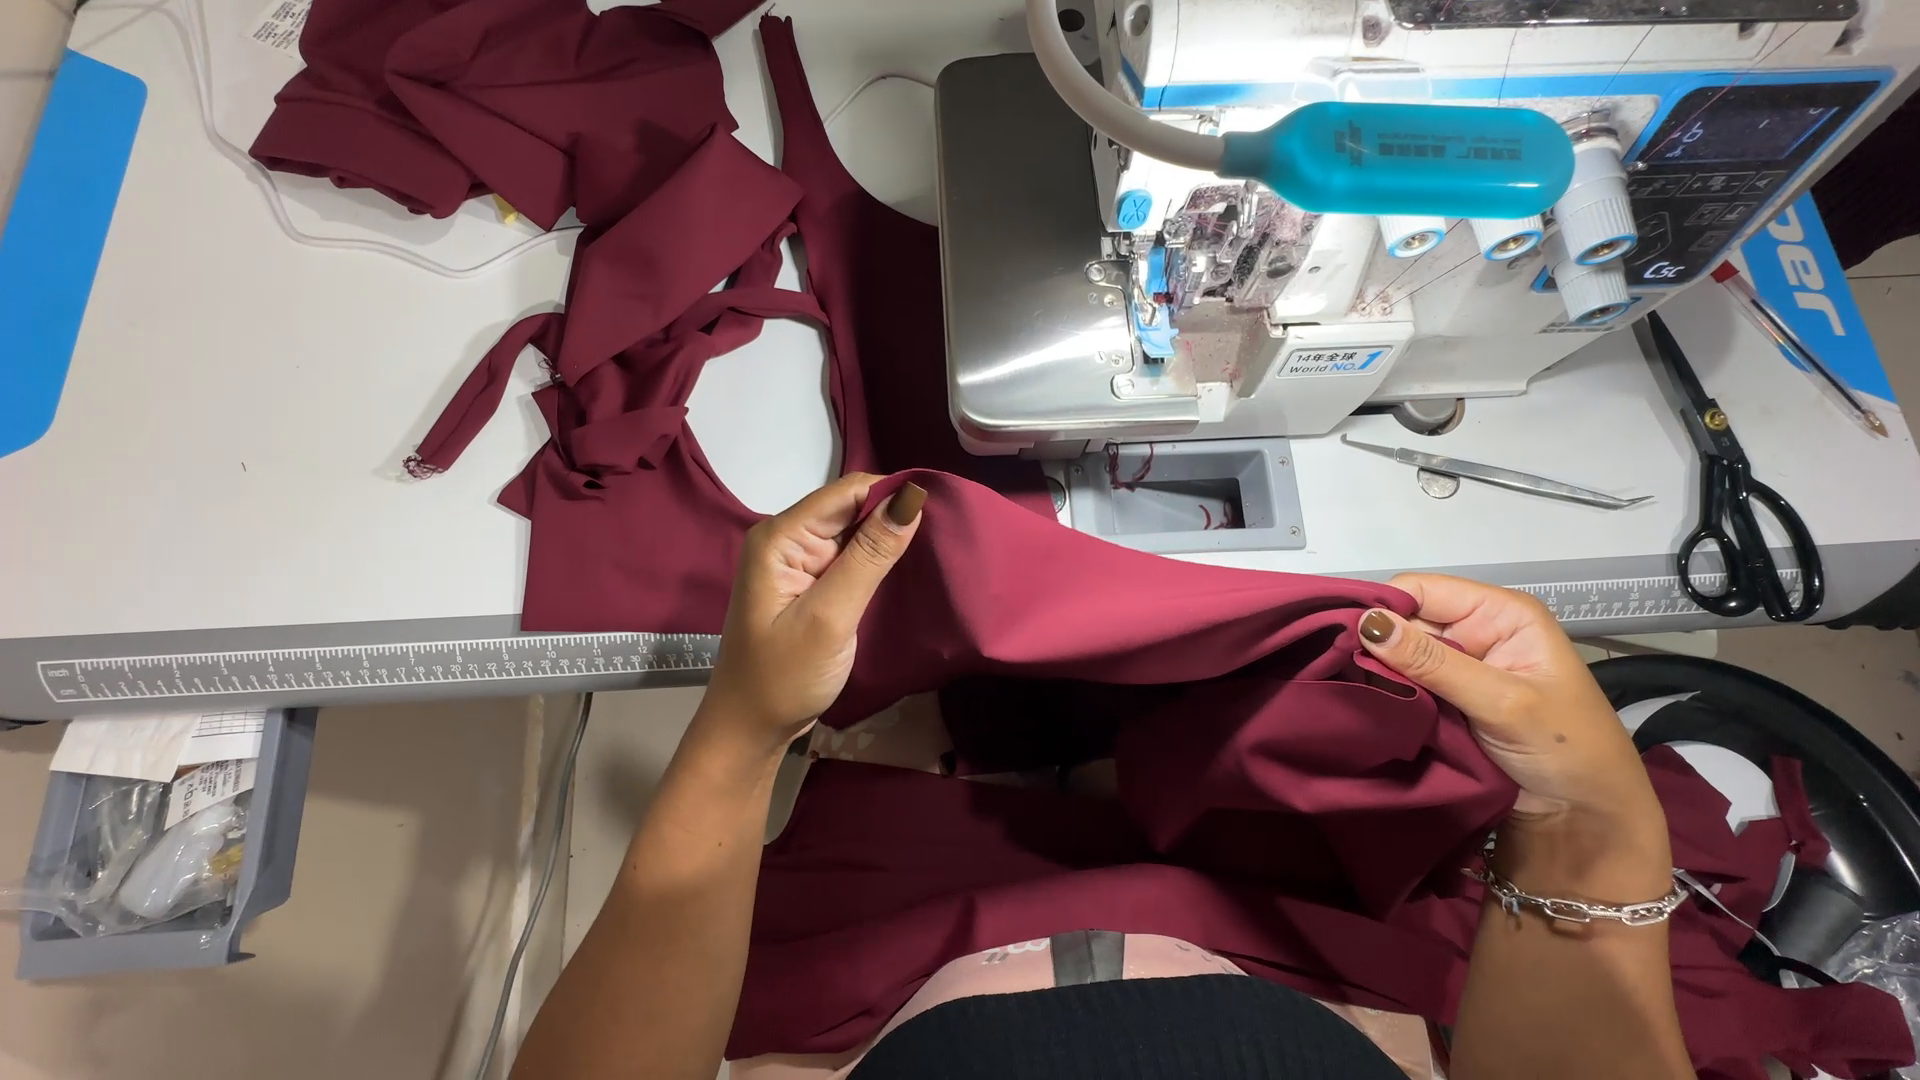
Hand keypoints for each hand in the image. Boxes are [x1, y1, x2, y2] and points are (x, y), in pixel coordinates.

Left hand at [701, 473, 925, 753]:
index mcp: (781, 537)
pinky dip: (877, 562)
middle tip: (943, 535)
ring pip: (854, 532)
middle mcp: (787, 539)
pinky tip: (904, 572)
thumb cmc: (784, 677)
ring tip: (933, 551)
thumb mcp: (830, 617)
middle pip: (851, 507)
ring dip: (888, 539)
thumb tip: (911, 498)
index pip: (846, 491)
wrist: (751, 730)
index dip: (892, 493)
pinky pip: (850, 558)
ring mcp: (798, 563)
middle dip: (893, 516)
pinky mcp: (811, 585)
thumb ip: (870, 556)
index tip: (940, 509)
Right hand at [1358, 575, 1670, 896]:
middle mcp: (1473, 630)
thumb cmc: (1567, 749)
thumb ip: (1432, 661)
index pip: (1420, 590)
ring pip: (1396, 653)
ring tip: (1344, 684)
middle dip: (1373, 641)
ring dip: (1375, 670)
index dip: (1381, 607)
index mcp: (1499, 613)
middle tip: (1335, 664)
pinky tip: (1364, 698)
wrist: (1586, 820)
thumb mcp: (1502, 701)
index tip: (1340, 635)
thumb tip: (1365, 623)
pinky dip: (1383, 691)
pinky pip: (1400, 683)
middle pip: (1403, 619)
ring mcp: (1457, 666)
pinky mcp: (1442, 697)